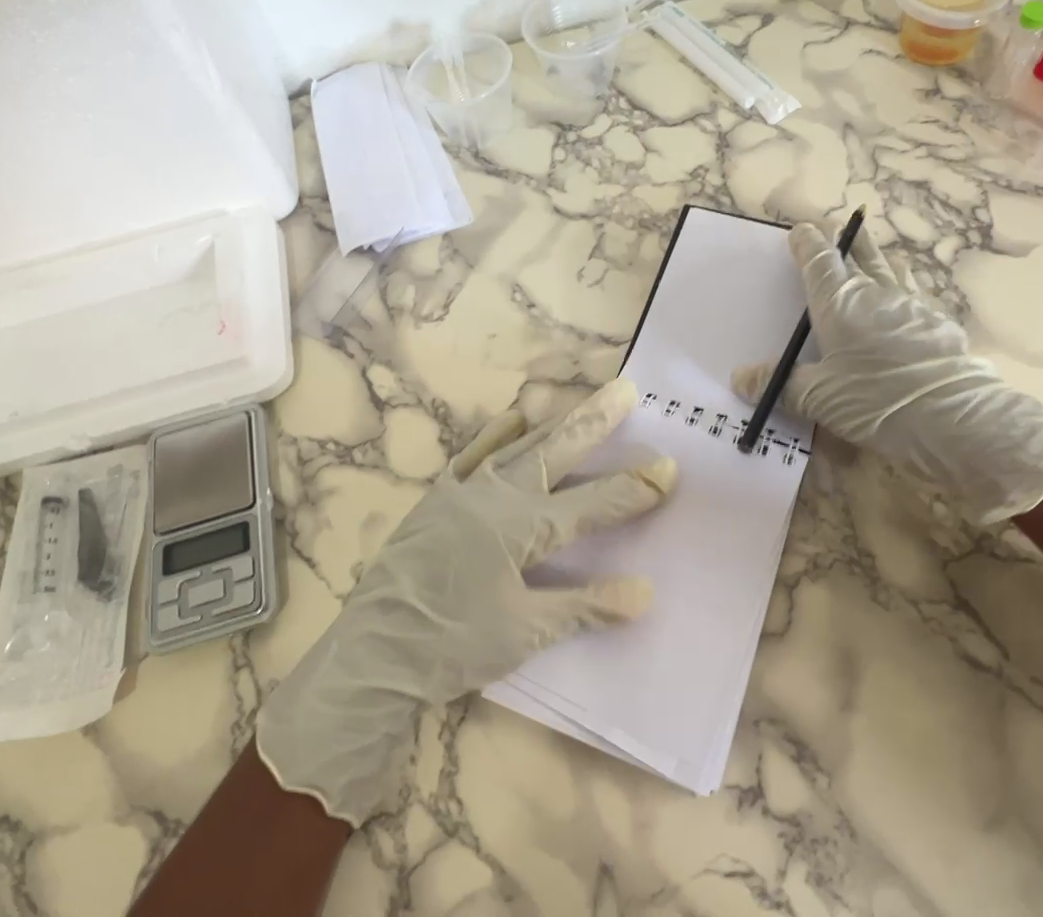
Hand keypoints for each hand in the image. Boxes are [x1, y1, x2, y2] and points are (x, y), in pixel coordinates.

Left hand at [256, 379, 676, 824]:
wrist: (374, 654)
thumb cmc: (454, 645)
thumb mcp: (527, 632)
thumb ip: (587, 605)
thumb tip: (645, 591)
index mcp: (523, 527)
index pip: (593, 503)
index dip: (634, 488)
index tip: (668, 469)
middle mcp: (495, 497)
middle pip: (555, 451)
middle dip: (594, 421)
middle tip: (625, 389)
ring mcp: (462, 493)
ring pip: (517, 446)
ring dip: (552, 423)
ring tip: (577, 399)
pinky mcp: (437, 501)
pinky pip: (473, 456)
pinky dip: (496, 435)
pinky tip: (510, 421)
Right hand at [733, 223, 1042, 524]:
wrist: (952, 416)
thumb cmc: (875, 399)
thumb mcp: (817, 398)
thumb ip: (778, 385)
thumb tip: (740, 378)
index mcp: (839, 302)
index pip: (819, 259)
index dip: (808, 242)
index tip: (800, 230)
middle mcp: (875, 292)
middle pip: (859, 253)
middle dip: (844, 240)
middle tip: (835, 230)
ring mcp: (911, 304)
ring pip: (891, 267)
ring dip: (877, 257)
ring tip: (872, 254)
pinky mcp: (938, 322)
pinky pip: (914, 293)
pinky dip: (902, 289)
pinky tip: (904, 302)